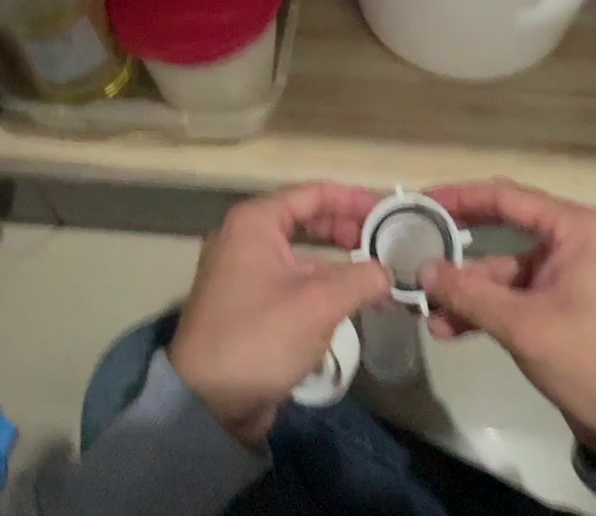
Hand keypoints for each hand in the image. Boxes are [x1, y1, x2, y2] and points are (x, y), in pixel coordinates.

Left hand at [168, 183, 392, 445]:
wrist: (206, 403)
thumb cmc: (260, 337)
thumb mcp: (319, 304)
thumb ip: (362, 278)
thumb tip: (387, 271)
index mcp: (255, 221)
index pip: (315, 193)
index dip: (355, 199)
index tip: (389, 211)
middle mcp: (245, 237)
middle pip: (308, 219)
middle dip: (349, 229)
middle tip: (386, 243)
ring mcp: (244, 271)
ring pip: (302, 254)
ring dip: (339, 262)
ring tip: (378, 276)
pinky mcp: (248, 303)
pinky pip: (292, 280)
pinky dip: (321, 285)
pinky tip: (351, 301)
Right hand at [419, 180, 595, 458]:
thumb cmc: (589, 359)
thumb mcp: (522, 325)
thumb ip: (468, 294)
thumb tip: (420, 269)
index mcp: (575, 228)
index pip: (506, 197)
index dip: (460, 197)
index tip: (421, 201)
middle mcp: (571, 241)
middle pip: (501, 227)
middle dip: (457, 243)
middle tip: (414, 239)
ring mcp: (565, 274)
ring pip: (502, 269)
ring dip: (465, 288)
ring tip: (422, 303)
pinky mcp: (558, 304)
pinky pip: (512, 295)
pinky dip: (483, 309)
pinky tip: (447, 328)